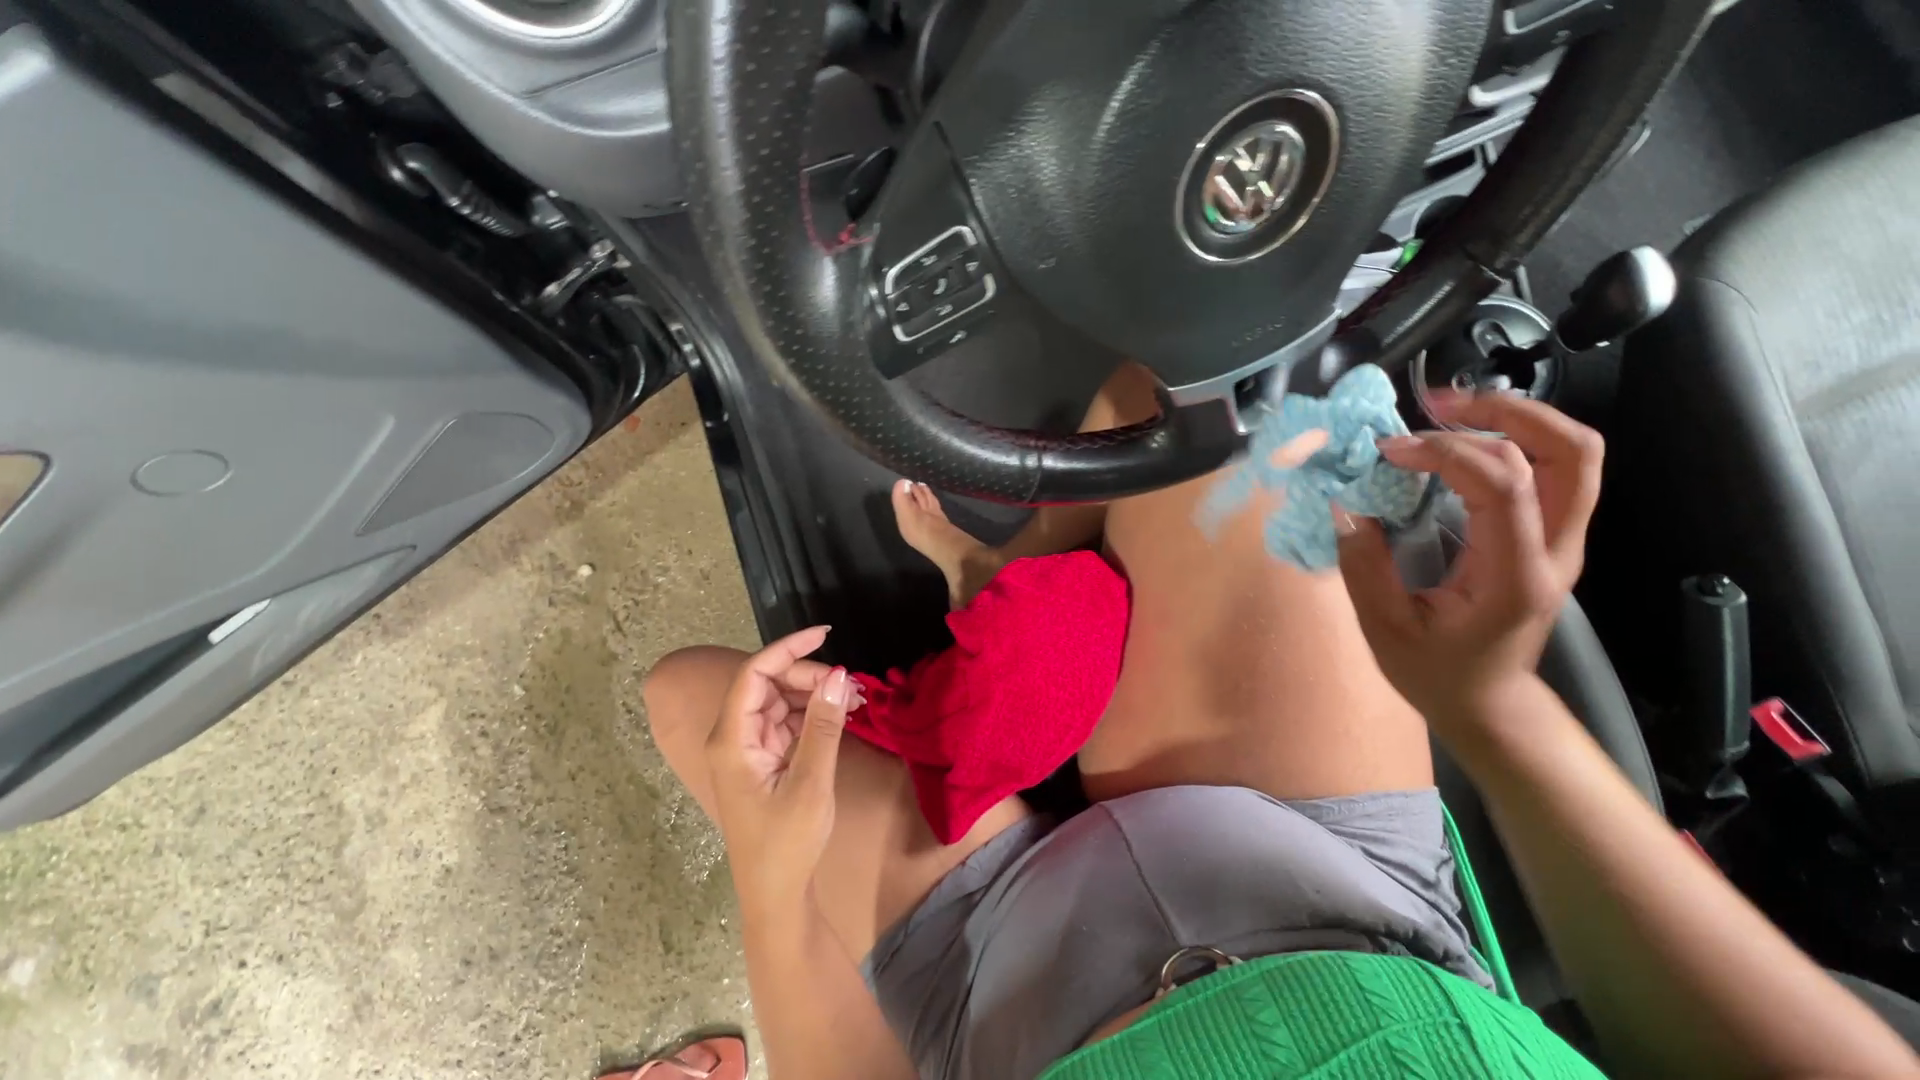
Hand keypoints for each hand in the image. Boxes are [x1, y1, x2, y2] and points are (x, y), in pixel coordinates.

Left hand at [705, 626, 864, 912]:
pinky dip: (814, 715)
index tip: (825, 634)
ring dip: (815, 694)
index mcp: (731, 740)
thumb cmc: (786, 843)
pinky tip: (842, 714)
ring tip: (856, 700)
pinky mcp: (764, 761)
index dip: (787, 648)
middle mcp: (734, 737)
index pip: (754, 674)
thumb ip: (824, 726)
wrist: (775, 895)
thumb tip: (840, 674)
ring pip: (780, 701)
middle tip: (852, 687)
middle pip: (768, 684)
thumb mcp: (811, 782)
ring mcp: (749, 749)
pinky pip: (788, 722)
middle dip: (809, 676)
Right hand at [1336, 392, 1604, 730]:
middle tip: (1436, 404)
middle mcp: (1555, 551)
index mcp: (1515, 577)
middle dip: (1504, 412)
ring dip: (1516, 418)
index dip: (1445, 453)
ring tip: (1450, 410)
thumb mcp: (1385, 629)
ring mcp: (1563, 541)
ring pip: (1574, 452)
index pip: (1504, 486)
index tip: (1389, 451)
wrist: (1488, 703)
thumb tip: (1346, 503)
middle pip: (1570, 452)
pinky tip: (1461, 440)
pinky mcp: (1552, 535)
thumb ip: (1364, 566)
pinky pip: (1555, 467)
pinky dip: (1512, 439)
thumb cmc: (1436, 673)